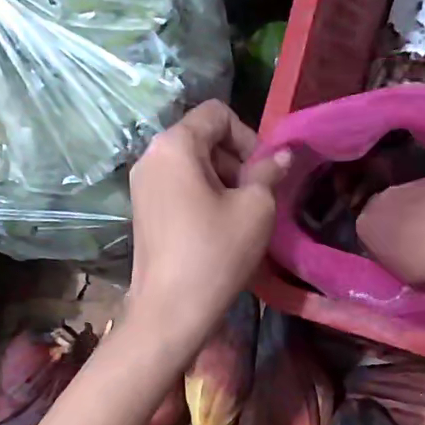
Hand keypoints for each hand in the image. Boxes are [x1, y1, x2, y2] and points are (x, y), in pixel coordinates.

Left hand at [127, 101, 288, 347]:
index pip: (217, 114)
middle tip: (256, 197)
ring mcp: (142, 184)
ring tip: (241, 216)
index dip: (248, 136)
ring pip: (192, 164)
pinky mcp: (143, 210)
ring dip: (222, 180)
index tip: (262, 173)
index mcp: (174, 144)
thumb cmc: (216, 252)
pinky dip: (203, 196)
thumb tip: (282, 155)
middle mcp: (151, 156)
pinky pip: (179, 186)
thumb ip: (269, 172)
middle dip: (236, 160)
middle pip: (203, 137)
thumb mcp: (256, 208)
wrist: (171, 310)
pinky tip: (218, 228)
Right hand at [357, 175, 424, 287]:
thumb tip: (399, 255)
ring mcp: (415, 184)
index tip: (395, 255)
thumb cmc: (424, 266)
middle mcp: (383, 197)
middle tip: (418, 244)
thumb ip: (392, 258)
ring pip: (415, 198)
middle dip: (401, 221)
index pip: (368, 230)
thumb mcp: (398, 273)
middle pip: (388, 208)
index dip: (382, 242)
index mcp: (366, 223)